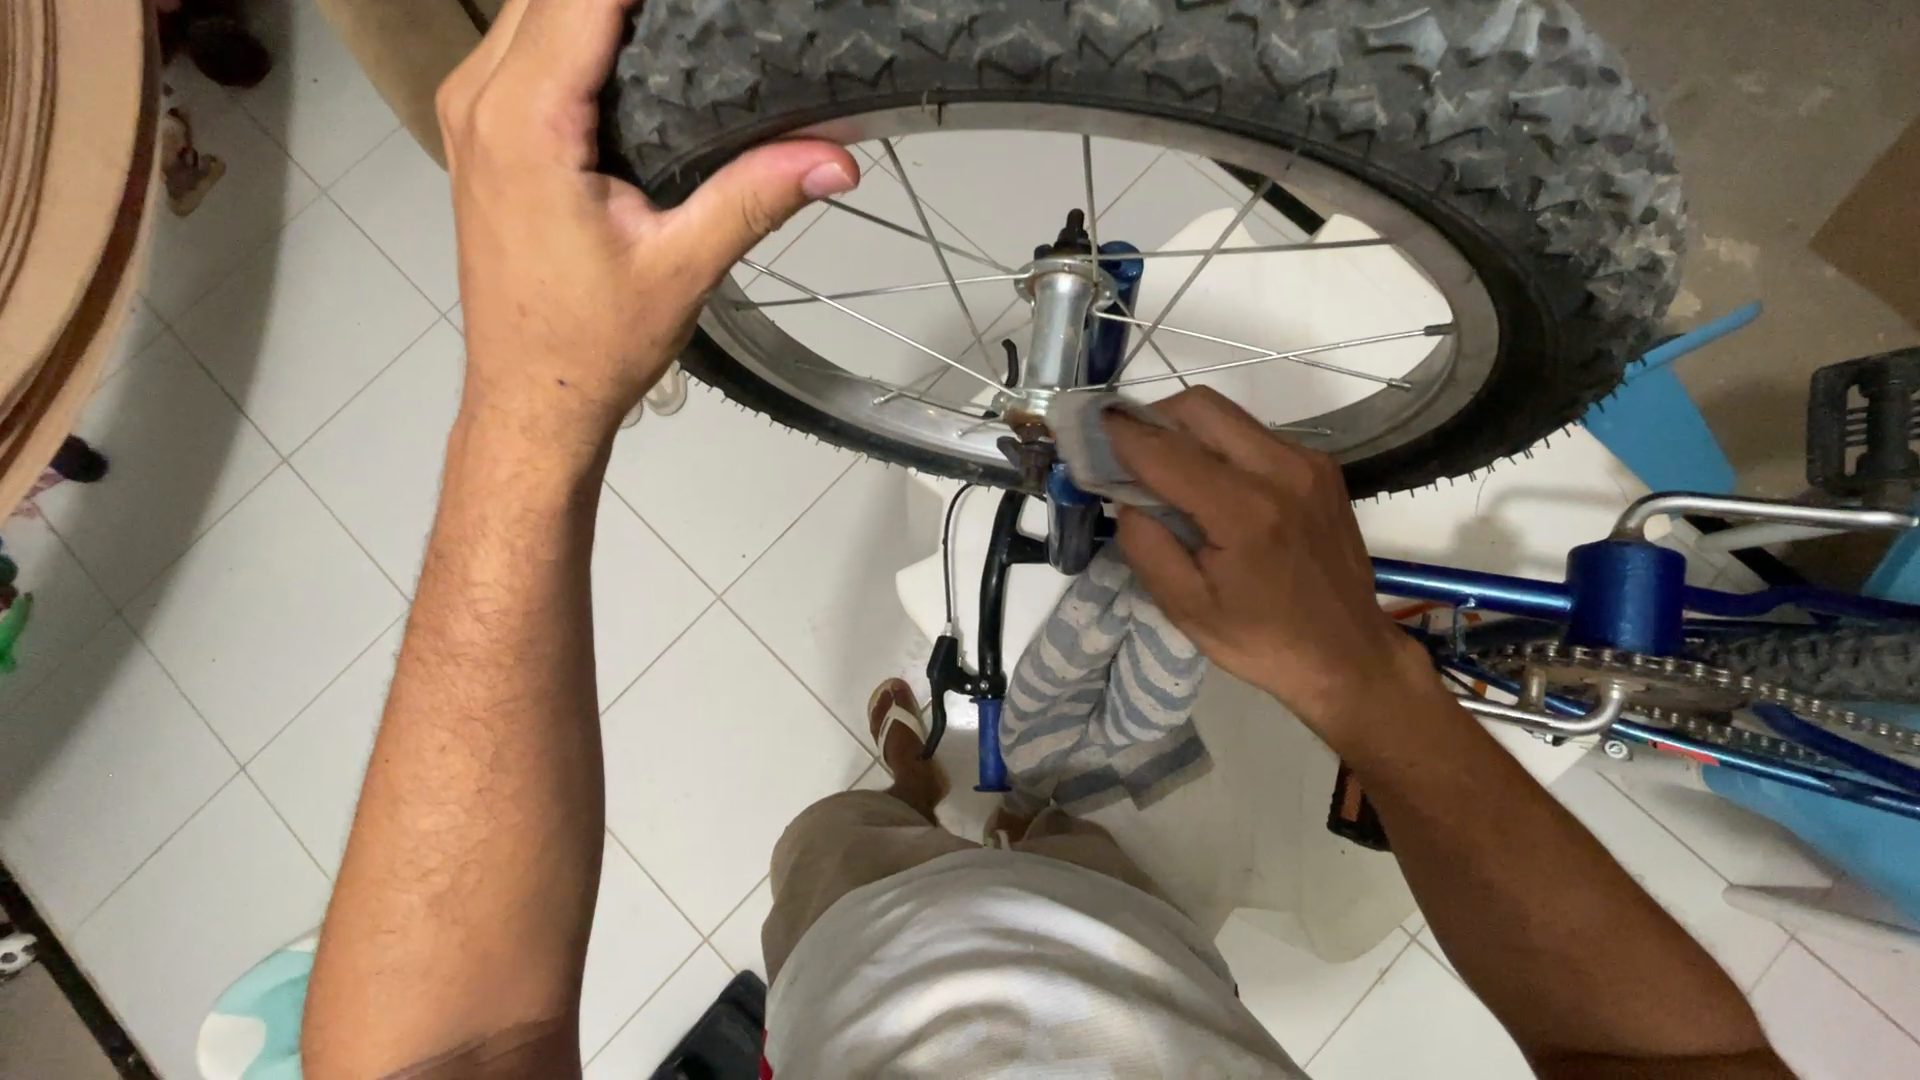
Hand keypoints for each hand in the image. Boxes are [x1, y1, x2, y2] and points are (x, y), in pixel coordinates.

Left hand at [436, 0, 858, 450]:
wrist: (533, 396)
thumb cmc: (597, 343)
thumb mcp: (684, 268)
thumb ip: (754, 197)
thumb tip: (838, 160)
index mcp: (527, 121)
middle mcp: (481, 95)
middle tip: (716, 15)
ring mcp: (470, 110)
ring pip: (532, 10)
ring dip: (603, 6)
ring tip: (684, 28)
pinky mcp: (480, 133)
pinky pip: (523, 47)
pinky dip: (577, 33)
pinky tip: (638, 56)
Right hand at [1105, 388, 1446, 743]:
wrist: (1348, 655)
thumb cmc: (1262, 641)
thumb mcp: (1186, 607)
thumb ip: (1147, 546)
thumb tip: (1126, 497)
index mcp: (1245, 512)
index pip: (1165, 450)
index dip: (1120, 435)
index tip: (1087, 426)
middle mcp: (1281, 471)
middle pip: (1199, 407)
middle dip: (1152, 419)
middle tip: (1124, 452)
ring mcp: (1307, 464)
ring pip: (1228, 415)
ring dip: (1184, 430)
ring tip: (1161, 471)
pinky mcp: (1320, 468)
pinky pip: (1253, 435)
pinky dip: (1217, 445)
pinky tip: (1207, 485)